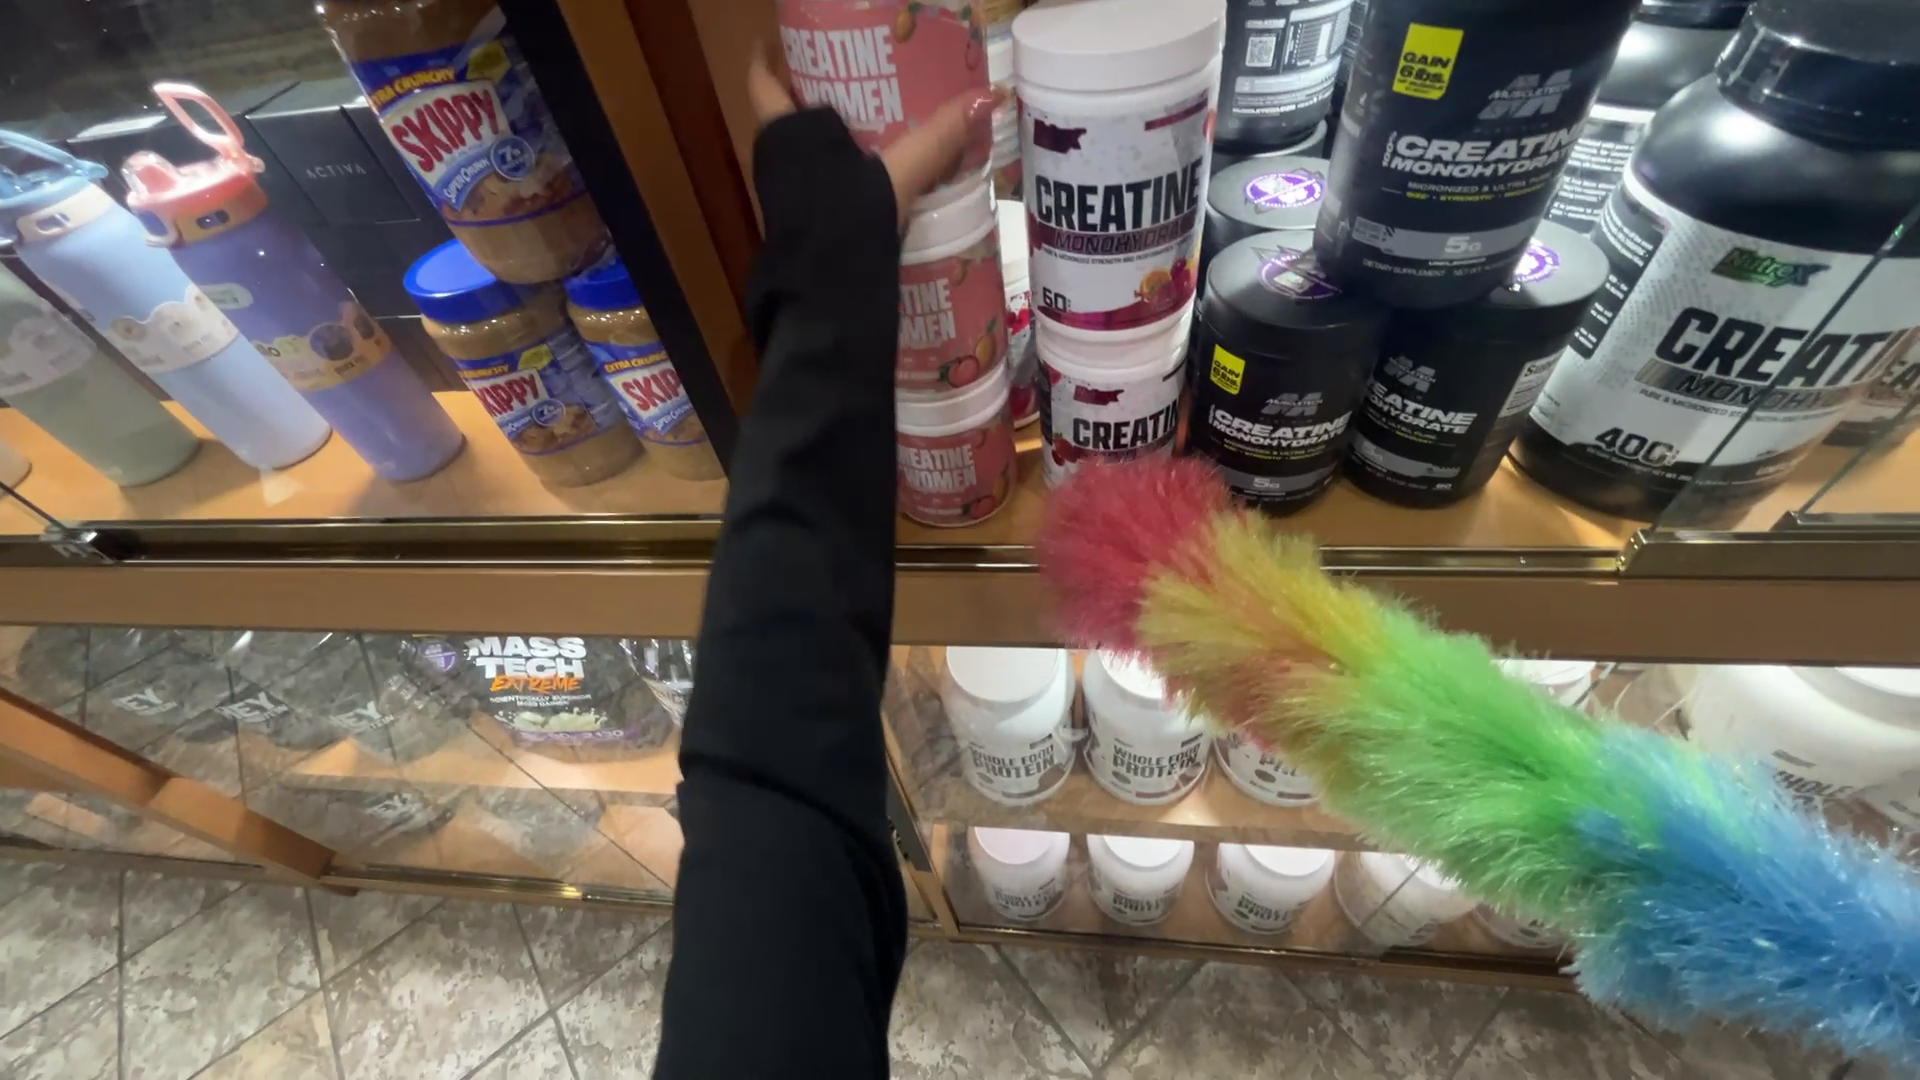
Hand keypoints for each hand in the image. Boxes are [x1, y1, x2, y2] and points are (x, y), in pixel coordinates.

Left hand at [749, 41, 1004, 227]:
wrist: (826, 297)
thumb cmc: (843, 223)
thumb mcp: (895, 176)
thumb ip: (936, 140)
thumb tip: (986, 98)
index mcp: (783, 135)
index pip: (763, 77)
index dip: (773, 53)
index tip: (792, 36)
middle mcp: (776, 163)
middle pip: (787, 116)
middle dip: (814, 96)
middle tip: (853, 77)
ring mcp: (787, 201)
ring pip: (803, 158)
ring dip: (830, 143)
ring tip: (871, 125)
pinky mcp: (804, 232)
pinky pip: (819, 192)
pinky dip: (840, 181)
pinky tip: (872, 182)